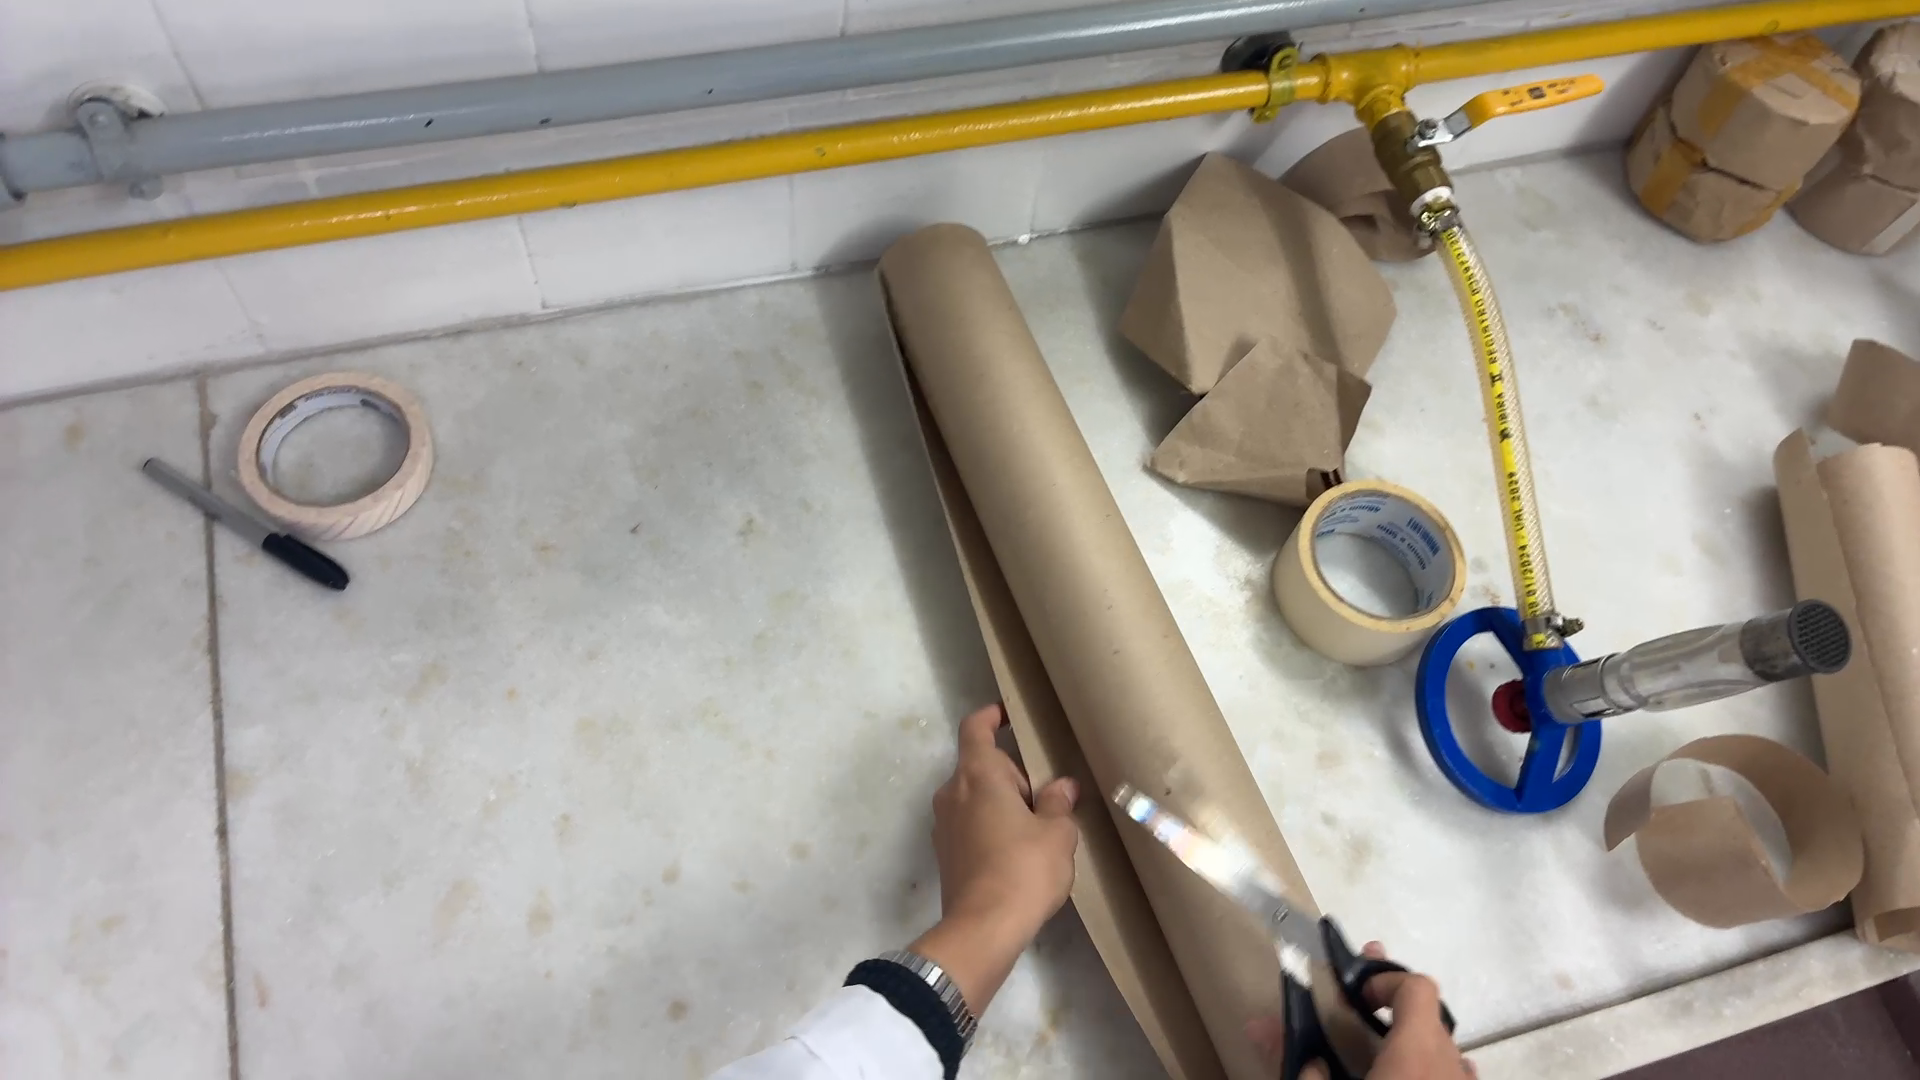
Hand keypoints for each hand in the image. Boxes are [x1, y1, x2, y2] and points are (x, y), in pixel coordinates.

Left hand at [908, 705, 1080, 1014]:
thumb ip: (1058, 803)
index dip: (991, 715)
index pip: (975, 727)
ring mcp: (943, 824)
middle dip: (1011, 774)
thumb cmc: (1023, 869)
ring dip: (1000, 803)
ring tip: (1035, 829)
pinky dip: (990, 827)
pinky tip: (1015, 854)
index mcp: (977, 774)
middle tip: (1045, 797)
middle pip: (980, 766)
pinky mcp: (944, 854)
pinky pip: (969, 824)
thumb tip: (1062, 786)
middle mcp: (952, 791)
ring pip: (974, 797)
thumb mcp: (1057, 833)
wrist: (982, 929)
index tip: (1008, 714)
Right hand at [1247, 942, 1473, 1079]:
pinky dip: (1434, 1077)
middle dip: (1394, 1014)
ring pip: (1450, 1059)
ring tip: (1380, 1062)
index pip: (1418, 989)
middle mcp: (1454, 1075)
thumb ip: (1296, 1064)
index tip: (1352, 998)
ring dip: (1416, 1049)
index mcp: (1417, 1059)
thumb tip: (1258, 1026)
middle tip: (1357, 1017)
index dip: (1385, 980)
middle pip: (1433, 1022)